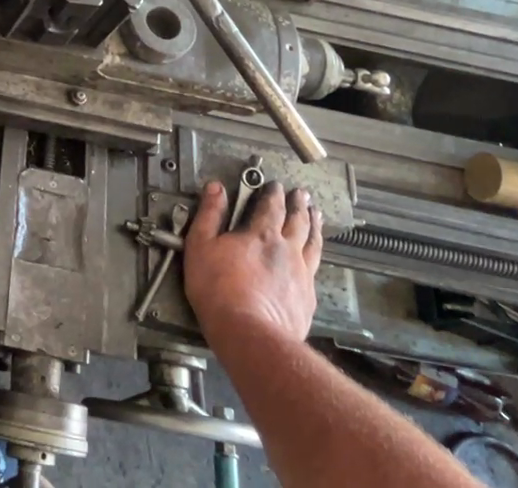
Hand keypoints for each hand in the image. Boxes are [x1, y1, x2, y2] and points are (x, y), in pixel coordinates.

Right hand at [183, 180, 323, 347]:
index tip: (276, 185)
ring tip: (317, 216)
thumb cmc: (218, 289)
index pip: (272, 206)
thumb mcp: (200, 246)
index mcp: (261, 234)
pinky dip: (317, 254)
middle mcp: (287, 250)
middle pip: (298, 221)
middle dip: (300, 205)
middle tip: (303, 194)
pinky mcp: (307, 297)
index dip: (274, 193)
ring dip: (315, 226)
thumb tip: (215, 188)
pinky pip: (316, 268)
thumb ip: (209, 215)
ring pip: (313, 243)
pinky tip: (315, 256)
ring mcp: (301, 274)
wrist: (250, 333)